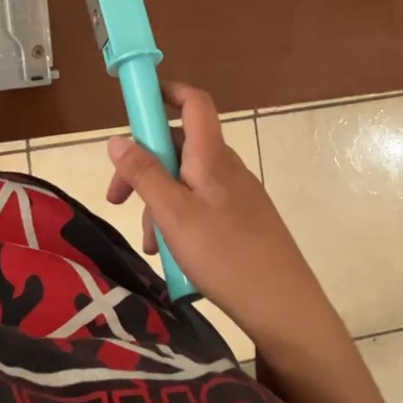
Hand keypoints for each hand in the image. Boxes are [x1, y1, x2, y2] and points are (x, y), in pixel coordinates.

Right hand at [105, 82, 318, 340]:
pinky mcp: (242, 222)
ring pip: (185, 181)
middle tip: (116, 198)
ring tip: (148, 243)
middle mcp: (226, 168)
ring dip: (157, 202)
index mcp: (211, 156)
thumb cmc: (225, 255)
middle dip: (143, 166)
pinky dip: (178, 221)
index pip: (194, 102)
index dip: (166, 92)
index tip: (136, 102)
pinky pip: (199, 206)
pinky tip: (170, 255)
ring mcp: (236, 196)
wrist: (285, 310)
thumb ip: (143, 174)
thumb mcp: (173, 214)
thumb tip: (116, 139)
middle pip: (178, 146)